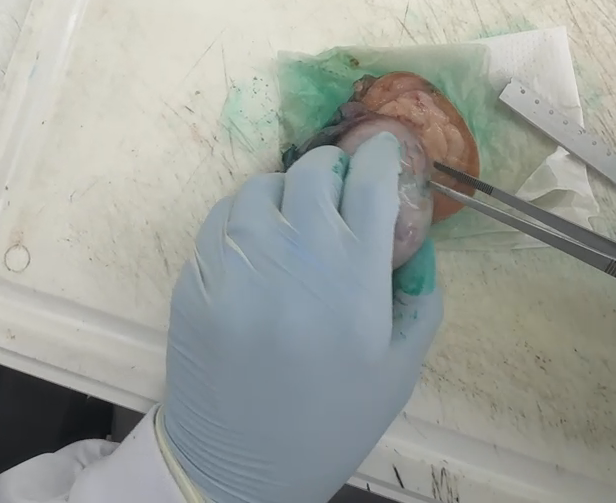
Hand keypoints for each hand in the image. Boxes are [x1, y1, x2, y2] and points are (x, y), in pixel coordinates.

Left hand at [161, 134, 442, 502]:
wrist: (238, 466)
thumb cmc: (330, 418)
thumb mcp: (398, 368)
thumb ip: (418, 293)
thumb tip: (413, 230)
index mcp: (353, 285)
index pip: (372, 185)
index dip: (382, 155)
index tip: (382, 148)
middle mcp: (294, 261)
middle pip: (313, 172)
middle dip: (332, 170)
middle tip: (337, 191)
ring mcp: (237, 266)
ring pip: (260, 186)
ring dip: (283, 193)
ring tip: (292, 221)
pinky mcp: (196, 275)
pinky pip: (219, 218)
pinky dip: (241, 218)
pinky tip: (253, 244)